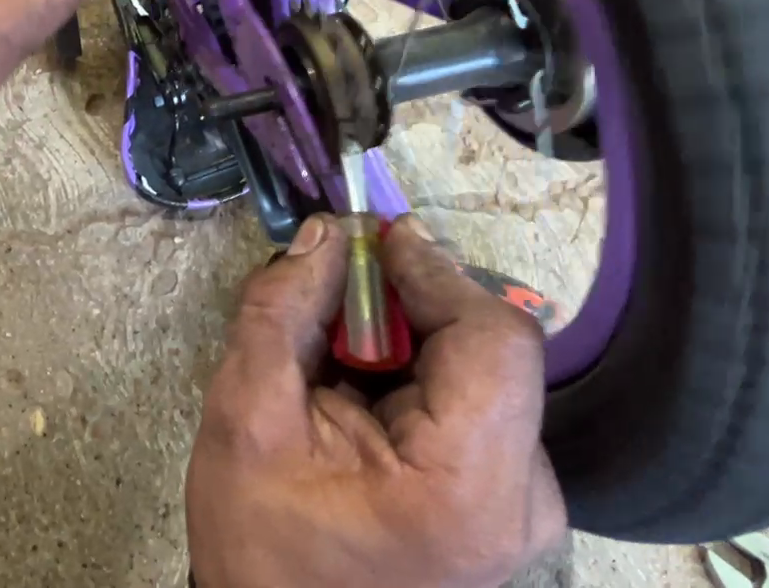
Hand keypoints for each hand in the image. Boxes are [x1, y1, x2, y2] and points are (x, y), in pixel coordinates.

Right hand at [186, 215, 566, 587]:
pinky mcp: (502, 495)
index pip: (492, 339)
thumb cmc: (258, 536)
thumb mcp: (246, 412)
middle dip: (403, 302)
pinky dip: (409, 365)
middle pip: (484, 348)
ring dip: (401, 330)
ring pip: (474, 363)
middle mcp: (523, 496)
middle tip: (331, 286)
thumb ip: (283, 309)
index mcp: (468, 486)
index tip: (371, 238)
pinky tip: (355, 379)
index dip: (432, 272)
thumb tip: (326, 233)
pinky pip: (467, 393)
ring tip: (331, 342)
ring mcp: (520, 500)